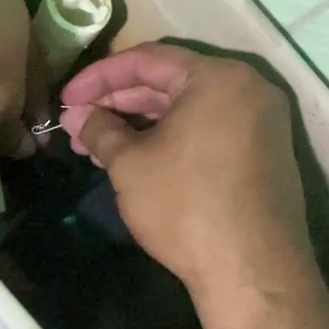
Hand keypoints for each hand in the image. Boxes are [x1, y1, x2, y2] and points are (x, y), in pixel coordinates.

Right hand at [60, 43, 311, 308]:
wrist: (250, 268)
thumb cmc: (184, 205)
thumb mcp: (130, 165)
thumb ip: (100, 131)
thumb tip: (77, 116)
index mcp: (217, 78)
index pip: (147, 59)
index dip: (99, 77)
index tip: (66, 99)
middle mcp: (246, 90)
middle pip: (169, 82)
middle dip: (117, 102)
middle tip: (77, 125)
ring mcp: (260, 123)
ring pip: (187, 110)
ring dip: (138, 124)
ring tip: (95, 148)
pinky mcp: (262, 155)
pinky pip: (206, 130)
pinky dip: (168, 139)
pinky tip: (135, 161)